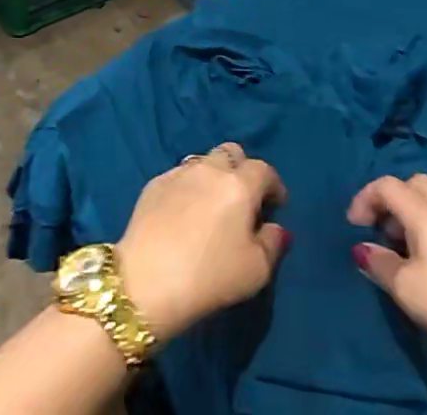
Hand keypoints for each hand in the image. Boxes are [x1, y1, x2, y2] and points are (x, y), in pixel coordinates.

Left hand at [116, 143, 289, 341]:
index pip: (262, 168)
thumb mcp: (257, 268)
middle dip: (242, 169)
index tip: (275, 204)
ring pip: (201, 161)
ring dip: (213, 175)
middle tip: (244, 198)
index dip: (273, 184)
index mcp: (237, 185)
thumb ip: (272, 242)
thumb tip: (274, 227)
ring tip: (213, 204)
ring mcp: (176, 174)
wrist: (151, 274)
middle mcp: (206, 170)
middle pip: (229, 152)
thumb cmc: (212, 273)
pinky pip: (178, 174)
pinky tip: (186, 211)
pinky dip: (189, 185)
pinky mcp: (153, 183)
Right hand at [349, 175, 426, 414]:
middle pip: (420, 185)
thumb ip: (378, 263)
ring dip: (423, 223)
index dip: (364, 198)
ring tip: (417, 259)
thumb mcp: (405, 288)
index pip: (387, 185)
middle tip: (388, 233)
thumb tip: (366, 249)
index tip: (356, 226)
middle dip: (396, 202)